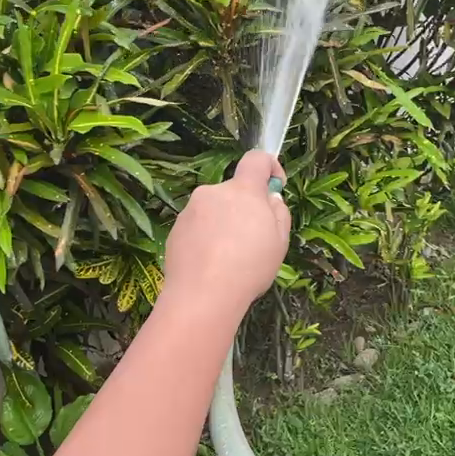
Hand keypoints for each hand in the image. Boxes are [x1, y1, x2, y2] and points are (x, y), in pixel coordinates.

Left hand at [159, 150, 290, 323]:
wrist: (202, 295)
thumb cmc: (249, 267)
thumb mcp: (279, 242)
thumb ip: (278, 213)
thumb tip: (270, 199)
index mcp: (242, 190)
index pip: (256, 160)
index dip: (270, 167)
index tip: (275, 187)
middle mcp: (212, 192)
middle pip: (234, 192)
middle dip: (245, 209)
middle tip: (252, 241)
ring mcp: (190, 211)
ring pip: (214, 211)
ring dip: (224, 225)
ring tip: (229, 259)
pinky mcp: (175, 230)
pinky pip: (197, 227)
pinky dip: (206, 239)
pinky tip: (210, 265)